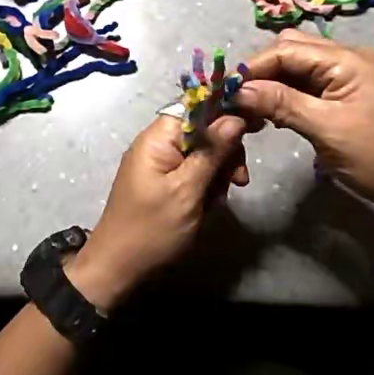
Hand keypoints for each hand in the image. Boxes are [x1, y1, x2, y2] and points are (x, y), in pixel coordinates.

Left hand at [67, 113, 247, 308]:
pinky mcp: (164, 181)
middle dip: (225, 151)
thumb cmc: (152, 230)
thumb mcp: (187, 191)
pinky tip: (210, 205)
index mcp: (157, 138)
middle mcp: (157, 144)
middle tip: (237, 180)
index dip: (226, 111)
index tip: (254, 125)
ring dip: (218, 172)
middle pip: (203, 129)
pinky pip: (193, 171)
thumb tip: (235, 118)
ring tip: (218, 200)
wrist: (118, 268)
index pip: (196, 106)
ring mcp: (159, 163)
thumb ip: (212, 153)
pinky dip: (206, 185)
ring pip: (202, 152)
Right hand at [233, 30, 373, 216]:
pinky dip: (290, 96)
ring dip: (274, 85)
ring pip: (300, 69)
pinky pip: (312, 86)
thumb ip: (281, 104)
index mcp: (349, 60)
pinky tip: (276, 116)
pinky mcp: (352, 96)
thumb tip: (238, 90)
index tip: (225, 92)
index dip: (253, 68)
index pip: (287, 50)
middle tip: (238, 101)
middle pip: (293, 52)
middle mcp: (350, 59)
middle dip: (262, 72)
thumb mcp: (327, 130)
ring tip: (252, 110)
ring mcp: (353, 77)